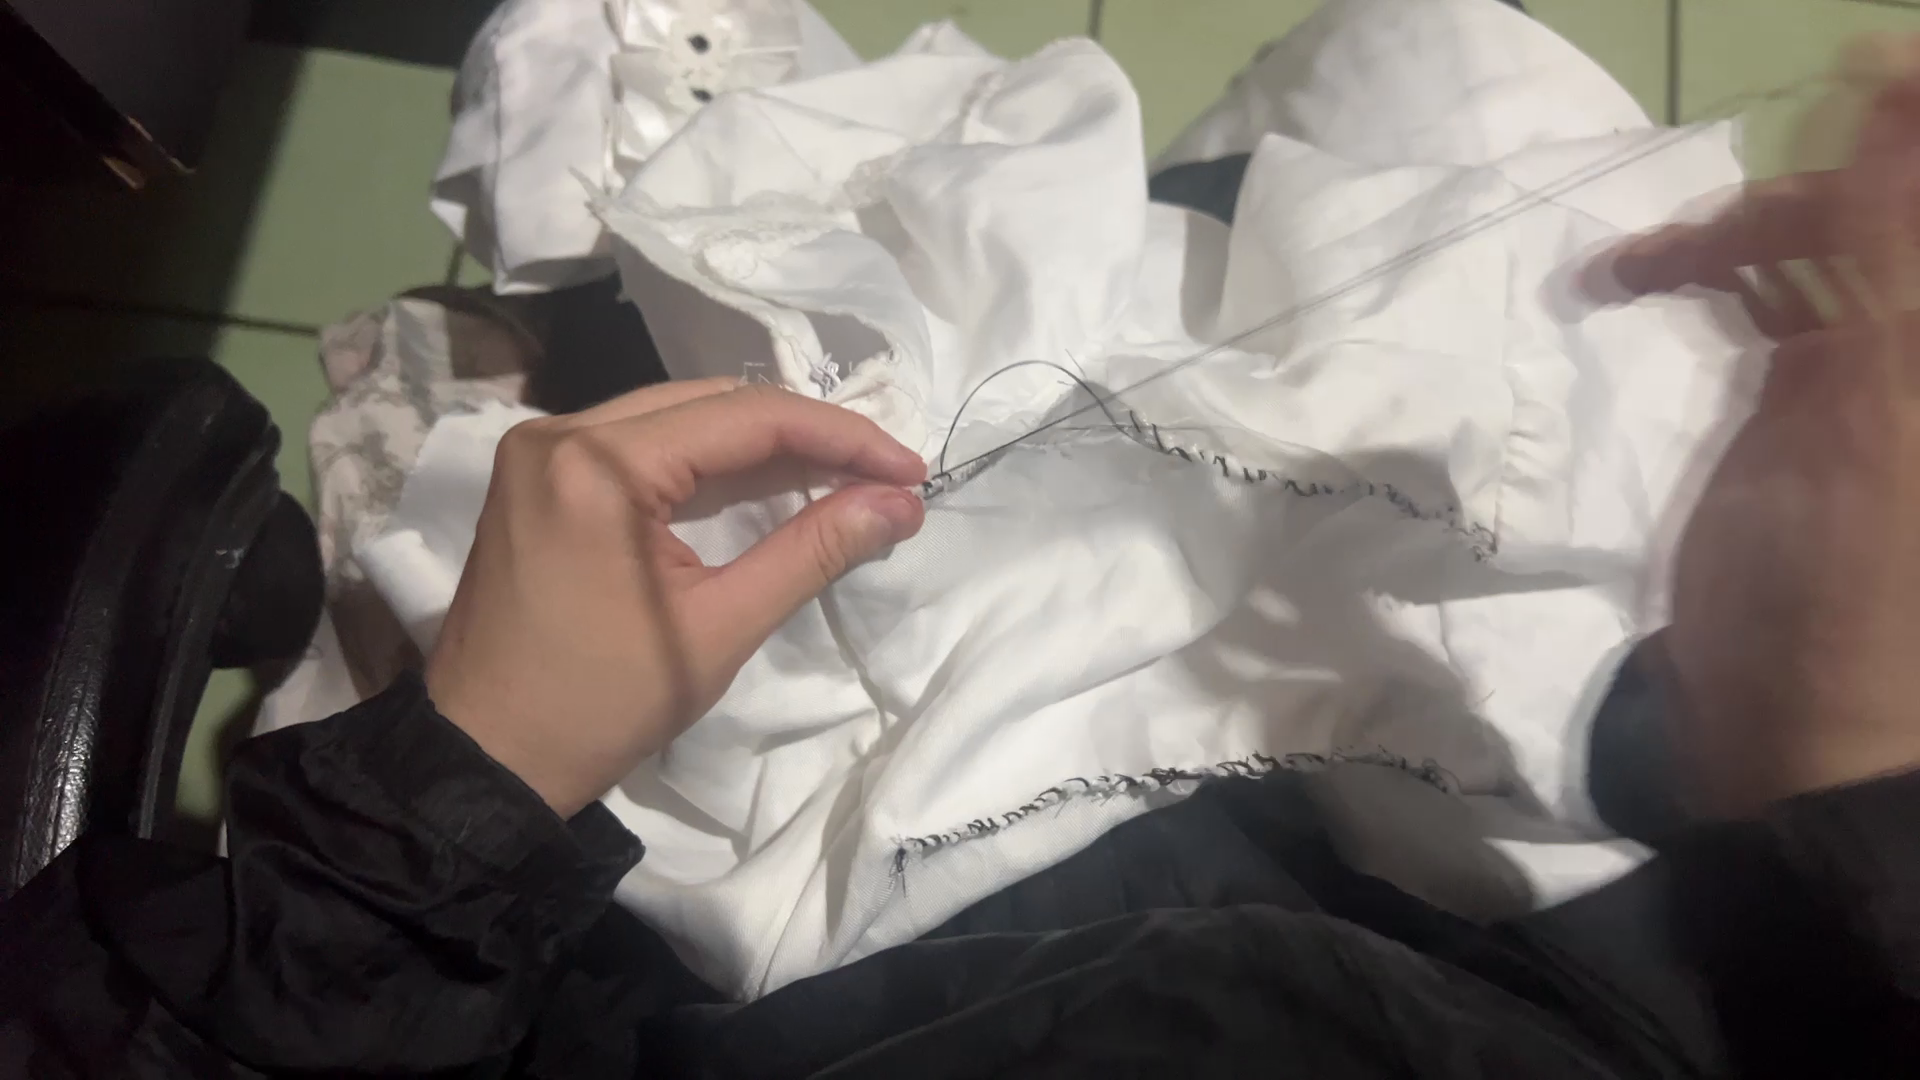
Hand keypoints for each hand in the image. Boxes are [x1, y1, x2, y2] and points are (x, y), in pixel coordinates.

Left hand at [424, 379, 925, 817]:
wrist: (487, 760)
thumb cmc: (603, 704)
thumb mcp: (723, 627)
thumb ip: (814, 552)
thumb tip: (899, 503)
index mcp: (599, 465)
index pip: (749, 418)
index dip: (843, 437)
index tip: (908, 469)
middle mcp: (565, 433)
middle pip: (718, 405)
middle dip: (811, 435)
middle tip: (882, 473)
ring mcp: (549, 450)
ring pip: (688, 418)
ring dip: (769, 445)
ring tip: (842, 476)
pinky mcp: (549, 475)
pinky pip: (654, 446)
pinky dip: (720, 464)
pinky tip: (771, 484)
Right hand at [1601, 63, 1919, 814]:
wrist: (1790, 694)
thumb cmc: (1848, 579)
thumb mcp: (1878, 412)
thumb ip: (1890, 255)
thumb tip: (1886, 84)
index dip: (1893, 125)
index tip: (1807, 95)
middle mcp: (1919, 326)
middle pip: (1870, 206)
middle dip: (1758, 207)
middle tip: (1641, 258)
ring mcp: (1864, 359)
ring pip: (1805, 249)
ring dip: (1710, 246)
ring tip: (1616, 276)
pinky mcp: (1795, 396)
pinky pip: (1760, 305)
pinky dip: (1699, 288)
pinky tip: (1643, 295)